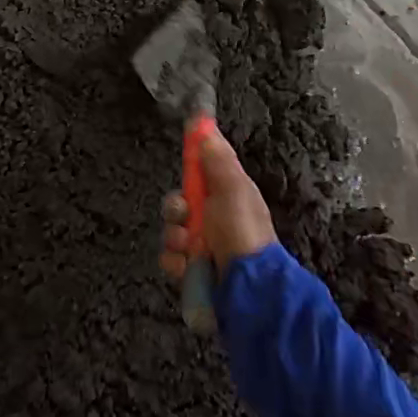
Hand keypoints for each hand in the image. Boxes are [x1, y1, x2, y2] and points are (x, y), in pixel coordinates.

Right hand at [159, 125, 276, 279]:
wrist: (247, 289)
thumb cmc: (242, 232)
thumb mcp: (233, 188)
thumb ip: (218, 159)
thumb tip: (205, 127)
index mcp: (228, 192)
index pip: (205, 166)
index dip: (194, 157)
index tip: (187, 150)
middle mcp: (214, 215)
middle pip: (180, 199)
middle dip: (176, 207)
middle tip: (184, 213)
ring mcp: (202, 243)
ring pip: (171, 229)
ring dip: (175, 237)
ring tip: (189, 248)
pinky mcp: (191, 269)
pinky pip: (170, 257)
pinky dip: (175, 262)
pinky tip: (186, 266)